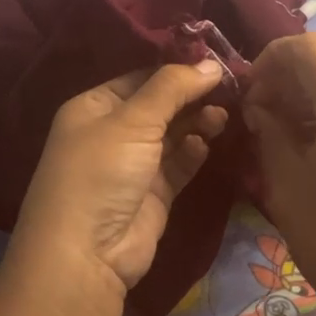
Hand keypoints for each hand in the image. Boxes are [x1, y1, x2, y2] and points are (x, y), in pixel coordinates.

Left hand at [12, 61, 228, 293]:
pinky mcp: (152, 194)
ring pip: (172, 135)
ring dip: (196, 123)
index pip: (140, 78)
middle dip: (191, 97)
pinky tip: (205, 143)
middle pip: (159, 106)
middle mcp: (111, 132)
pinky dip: (193, 153)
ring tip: (222, 117)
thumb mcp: (133, 120)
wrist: (86, 253)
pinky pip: (178, 165)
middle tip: (229, 88)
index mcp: (94, 107)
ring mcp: (132, 165)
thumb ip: (173, 88)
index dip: (176, 70)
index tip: (215, 62)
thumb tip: (211, 63)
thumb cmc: (101, 171)